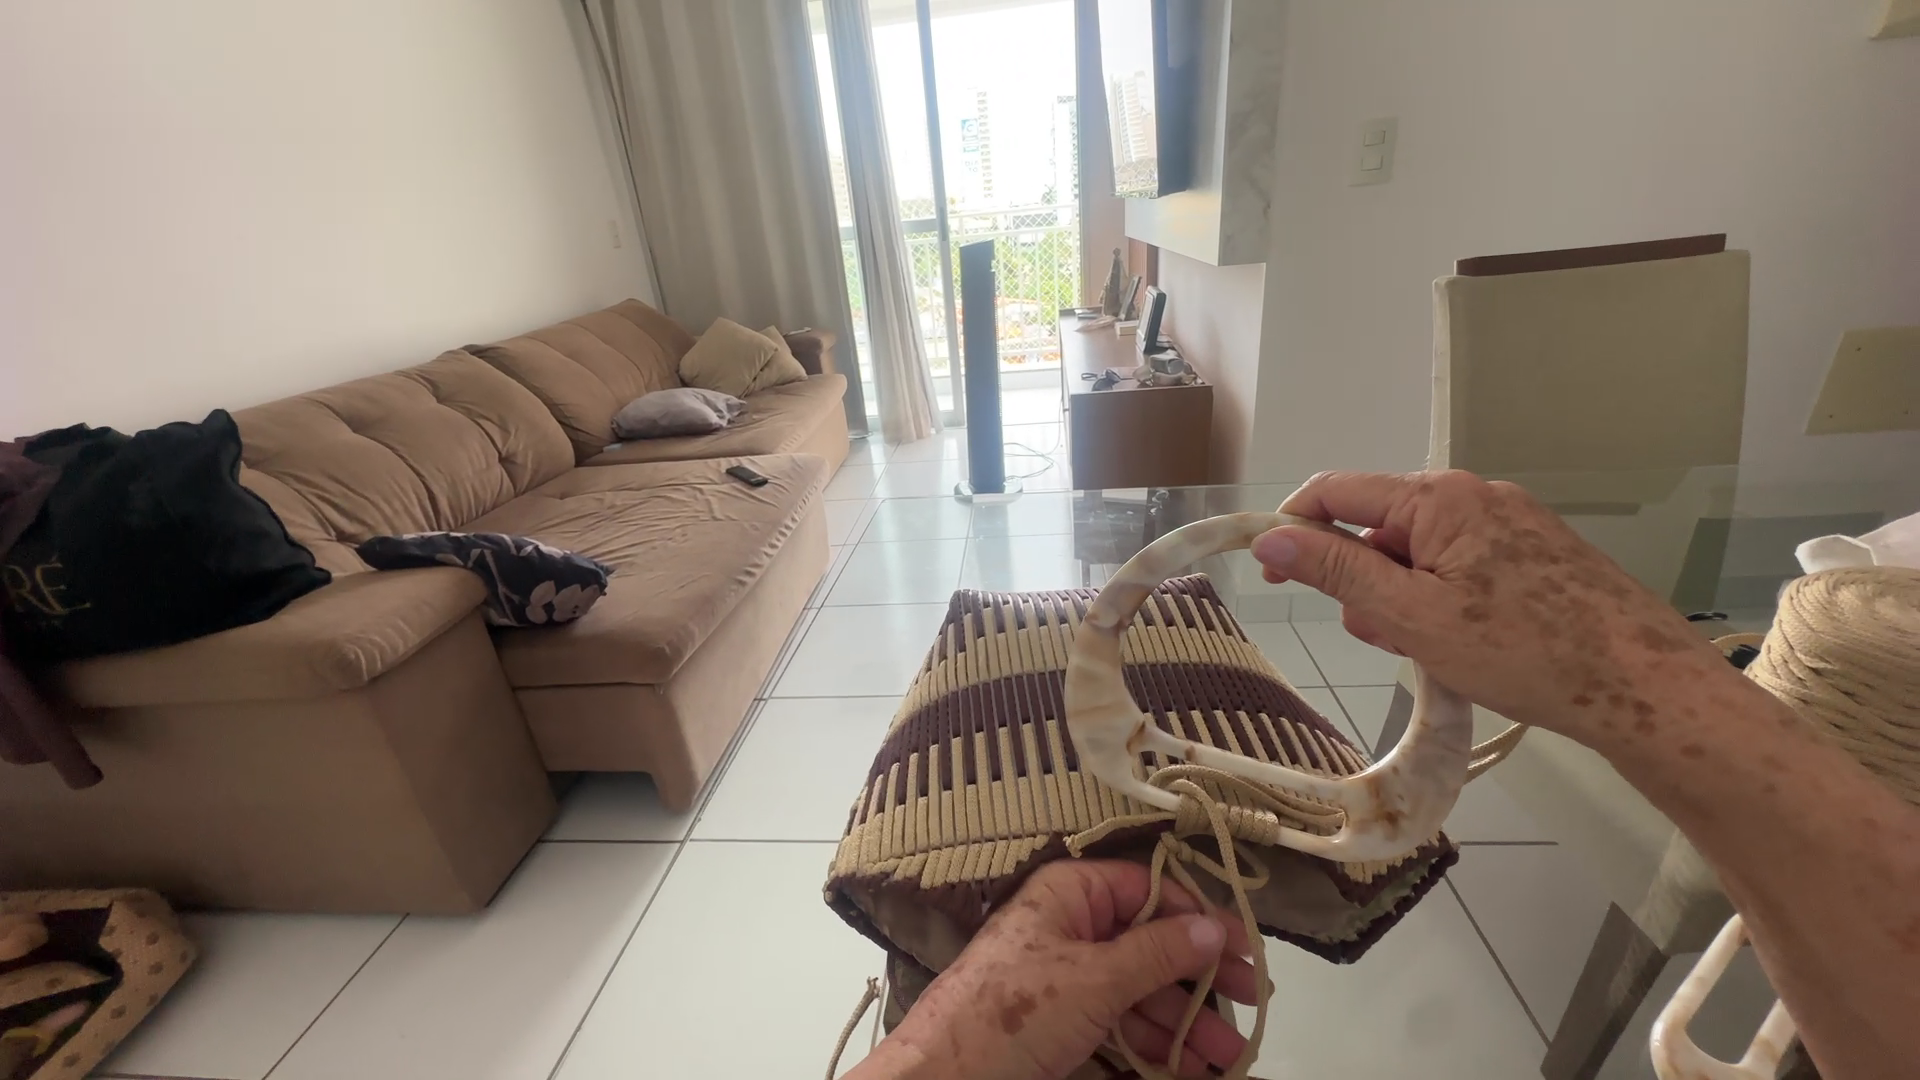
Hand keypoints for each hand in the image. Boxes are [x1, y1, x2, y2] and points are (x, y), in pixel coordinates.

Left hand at [858, 860, 1258, 1079]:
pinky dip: (1158, 1045)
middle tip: (1253, 1001)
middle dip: (1199, 976)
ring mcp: (1071, 978)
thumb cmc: (1015, 1008)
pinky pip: (1123, 1024)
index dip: (1195, 914)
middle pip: (1149, 943)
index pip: (1144, 889)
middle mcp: (1073, 927)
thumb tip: (1213, 927)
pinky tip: (1194, 1067)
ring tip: (1231, 1055)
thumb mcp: (1093, 977)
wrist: (949, 1078)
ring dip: (1187, 1021)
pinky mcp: (1067, 1023)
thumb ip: (1155, 953)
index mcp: (1070, 893)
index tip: (1244, 945)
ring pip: (1141, 990)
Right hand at [1250, 470, 1731, 746]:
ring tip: (1425, 647)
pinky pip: (1451, 565)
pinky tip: (1457, 641)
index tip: (1270, 576)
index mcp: (1439, 497)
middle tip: (1378, 633)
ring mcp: (1505, 523)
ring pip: (1412, 552)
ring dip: (1396, 596)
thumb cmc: (1524, 653)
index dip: (1290, 527)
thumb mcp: (1410, 615)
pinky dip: (1433, 599)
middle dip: (1358, 578)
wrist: (1652, 695)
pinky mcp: (1528, 553)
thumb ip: (1335, 570)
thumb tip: (1268, 537)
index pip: (1334, 491)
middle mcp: (1472, 495)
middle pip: (1375, 525)